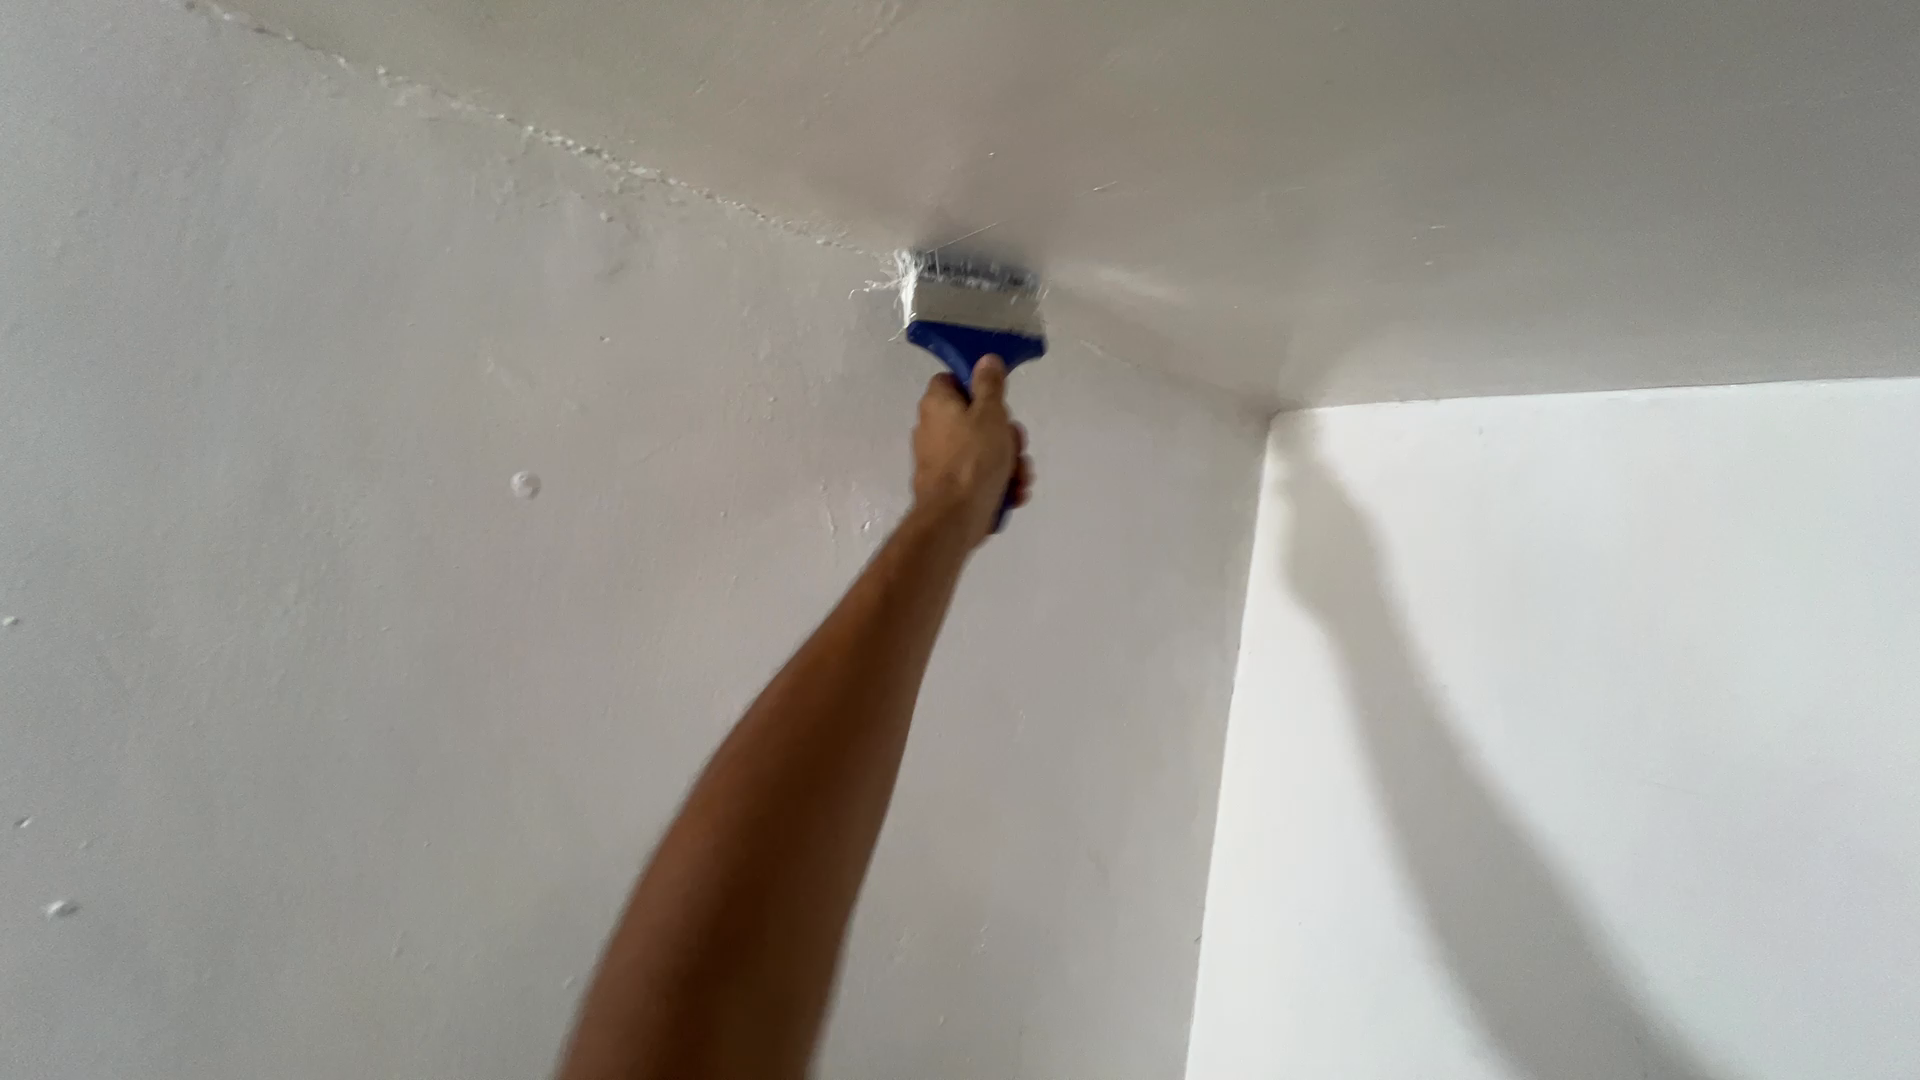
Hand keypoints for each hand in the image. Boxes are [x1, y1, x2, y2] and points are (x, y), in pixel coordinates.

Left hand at [911, 355, 1034, 545]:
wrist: (955, 518)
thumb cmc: (973, 459)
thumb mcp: (990, 413)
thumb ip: (990, 384)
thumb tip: (985, 359)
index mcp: (937, 404)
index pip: (953, 380)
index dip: (979, 387)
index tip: (999, 402)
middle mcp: (933, 430)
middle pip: (977, 420)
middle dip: (1006, 437)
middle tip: (1016, 447)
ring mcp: (941, 462)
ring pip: (985, 452)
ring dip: (1010, 464)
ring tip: (1019, 479)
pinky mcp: (951, 489)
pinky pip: (980, 477)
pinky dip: (999, 484)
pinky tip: (1013, 494)